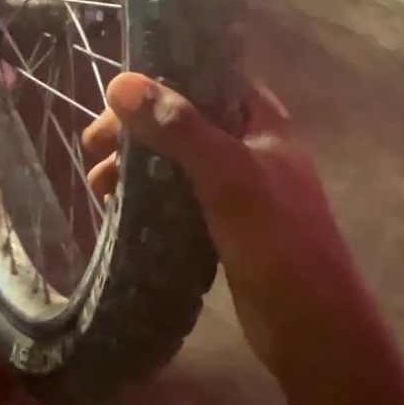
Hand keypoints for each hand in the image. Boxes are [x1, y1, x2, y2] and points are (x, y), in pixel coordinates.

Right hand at [81, 73, 379, 376]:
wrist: (311, 329)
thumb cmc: (278, 241)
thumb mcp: (228, 176)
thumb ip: (180, 128)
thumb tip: (120, 84)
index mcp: (262, 120)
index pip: (208, 75)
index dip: (162, 76)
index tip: (116, 92)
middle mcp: (249, 144)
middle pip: (183, 116)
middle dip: (136, 126)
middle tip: (92, 145)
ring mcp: (236, 184)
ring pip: (176, 157)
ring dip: (135, 163)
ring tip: (97, 184)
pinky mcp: (221, 221)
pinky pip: (176, 194)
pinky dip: (145, 195)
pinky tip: (115, 207)